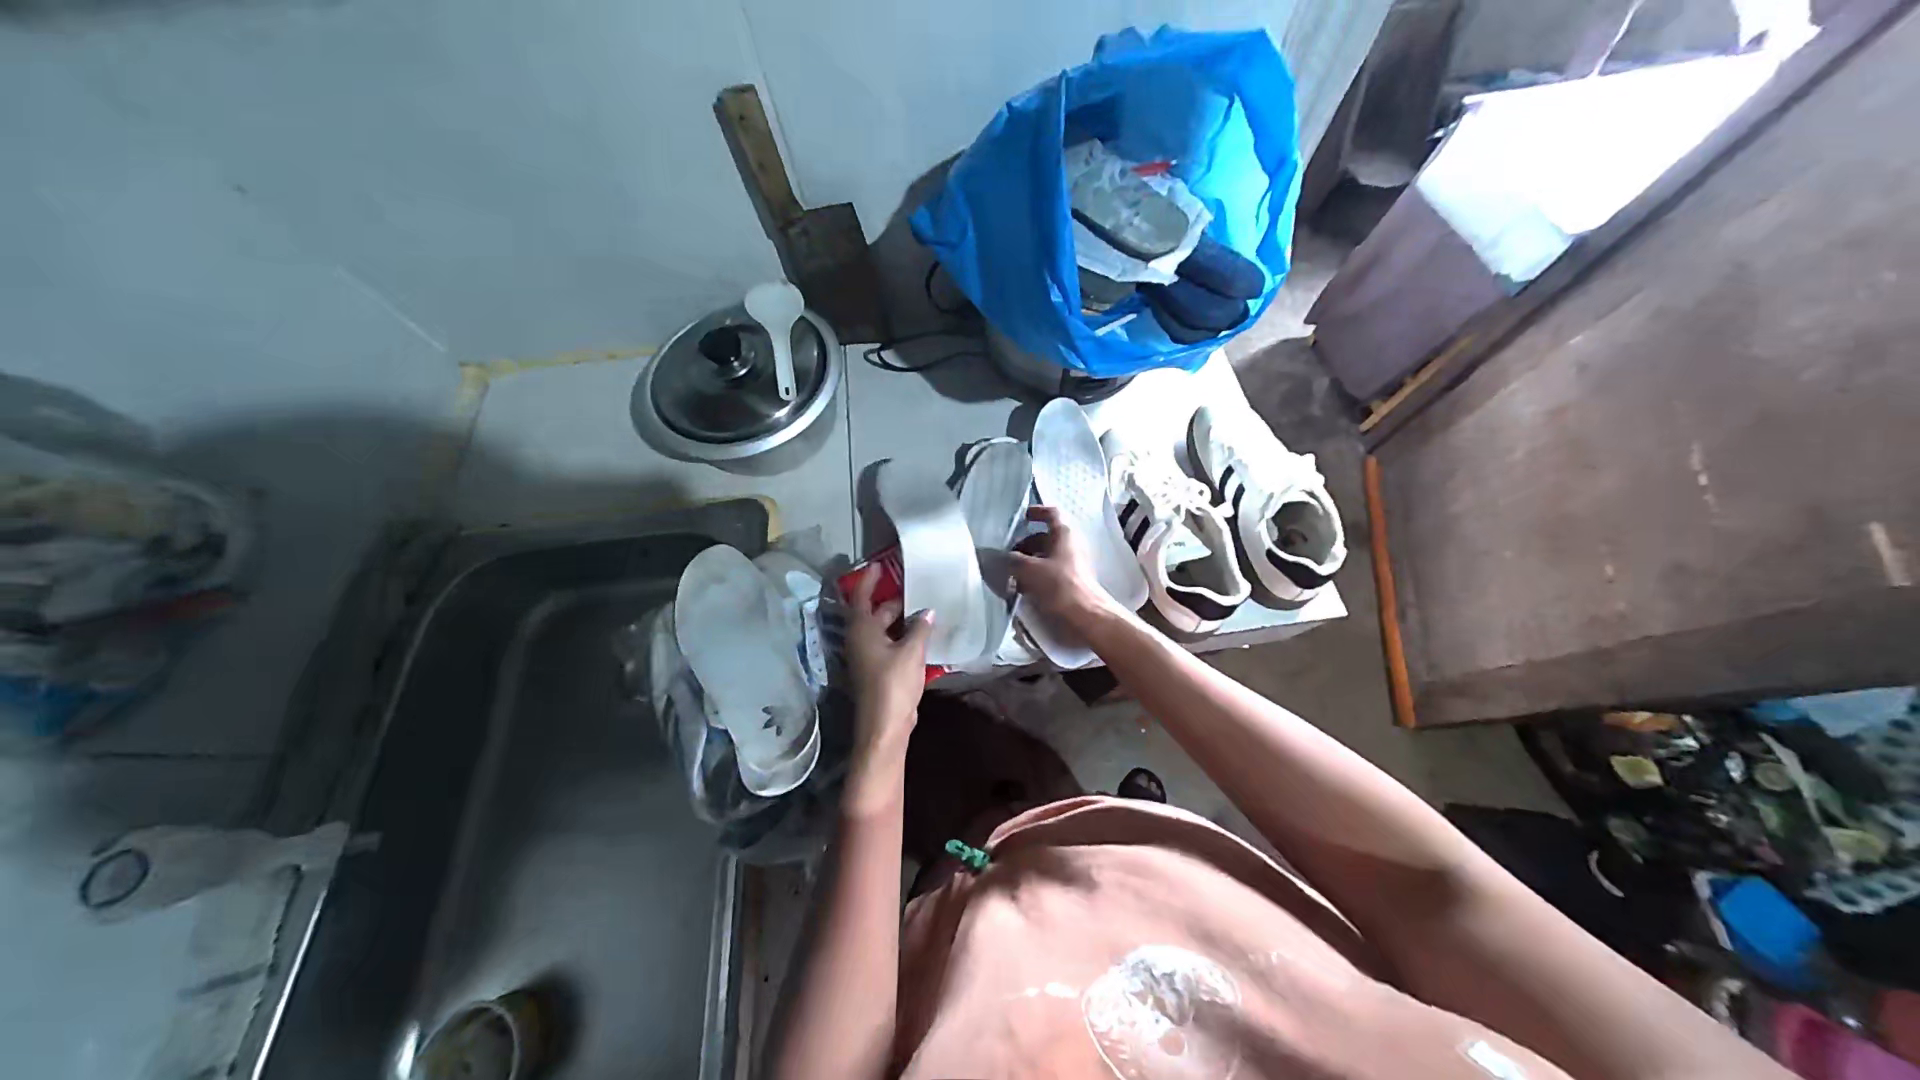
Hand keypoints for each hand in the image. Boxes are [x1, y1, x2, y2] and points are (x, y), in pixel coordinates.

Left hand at [842, 563, 933, 795]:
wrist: (885, 726)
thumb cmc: (893, 683)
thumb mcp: (911, 651)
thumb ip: (920, 628)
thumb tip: (928, 611)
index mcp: (862, 630)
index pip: (862, 597)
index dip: (870, 580)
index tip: (879, 565)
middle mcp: (861, 641)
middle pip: (875, 613)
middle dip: (893, 600)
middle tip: (914, 587)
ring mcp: (869, 657)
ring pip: (884, 630)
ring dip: (901, 620)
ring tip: (924, 607)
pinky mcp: (879, 671)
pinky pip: (891, 646)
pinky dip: (904, 637)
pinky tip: (923, 635)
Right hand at [1009, 506, 1126, 632]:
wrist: (1086, 616)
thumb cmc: (1059, 586)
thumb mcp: (1029, 570)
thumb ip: (1010, 560)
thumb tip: (993, 556)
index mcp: (1064, 534)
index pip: (1051, 513)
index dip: (1036, 512)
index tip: (1022, 517)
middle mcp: (1070, 545)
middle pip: (1045, 537)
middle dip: (1024, 544)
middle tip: (1006, 554)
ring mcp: (1072, 564)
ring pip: (1046, 556)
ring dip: (1028, 561)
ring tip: (1009, 573)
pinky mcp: (1071, 581)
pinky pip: (1050, 571)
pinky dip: (1035, 575)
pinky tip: (1021, 587)